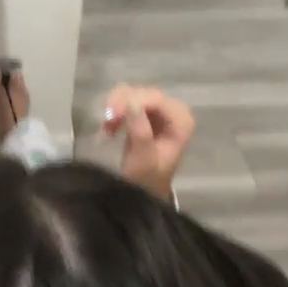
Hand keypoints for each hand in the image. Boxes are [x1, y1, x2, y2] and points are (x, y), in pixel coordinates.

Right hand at [100, 85, 194, 201]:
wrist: (144, 192)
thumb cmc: (146, 180)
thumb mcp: (143, 159)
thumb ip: (140, 131)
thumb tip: (131, 103)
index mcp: (181, 121)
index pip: (155, 99)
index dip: (132, 102)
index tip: (111, 114)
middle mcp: (174, 112)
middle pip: (145, 94)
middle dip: (122, 104)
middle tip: (105, 121)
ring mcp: (161, 112)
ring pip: (134, 95)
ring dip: (116, 108)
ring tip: (106, 127)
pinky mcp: (147, 115)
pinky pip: (129, 102)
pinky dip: (116, 111)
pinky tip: (109, 127)